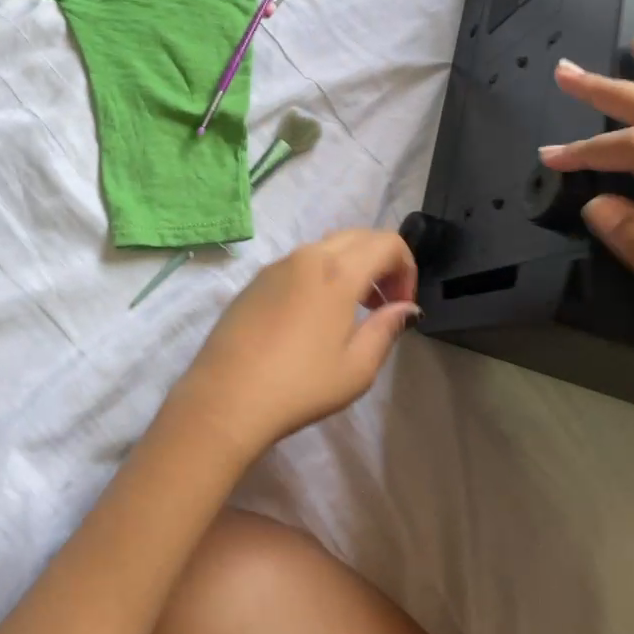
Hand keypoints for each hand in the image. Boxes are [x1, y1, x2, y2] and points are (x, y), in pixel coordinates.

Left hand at [166, 229, 419, 457]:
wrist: (226, 397)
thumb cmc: (300, 385)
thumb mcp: (357, 368)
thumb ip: (386, 329)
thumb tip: (405, 308)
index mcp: (338, 272)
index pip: (387, 243)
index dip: (407, 268)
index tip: (402, 306)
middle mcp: (307, 257)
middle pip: (358, 237)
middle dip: (381, 263)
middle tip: (383, 305)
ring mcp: (276, 266)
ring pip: (326, 247)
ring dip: (351, 268)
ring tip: (351, 313)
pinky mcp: (255, 281)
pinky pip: (299, 264)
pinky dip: (321, 276)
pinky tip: (313, 319)